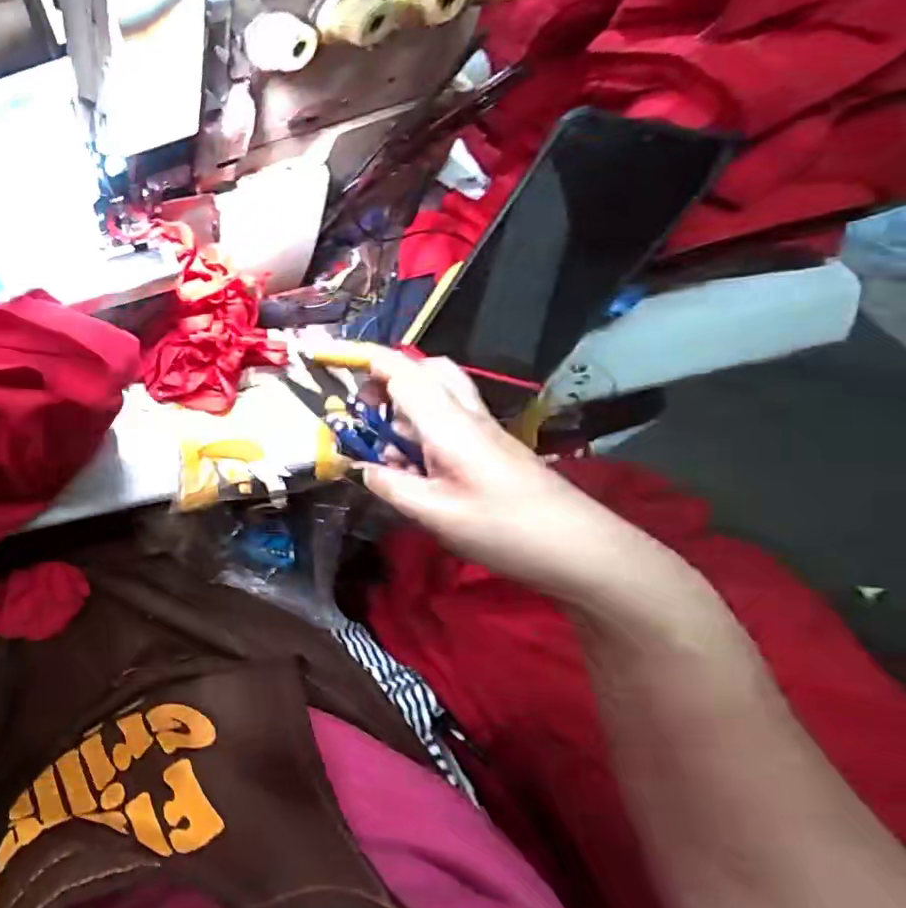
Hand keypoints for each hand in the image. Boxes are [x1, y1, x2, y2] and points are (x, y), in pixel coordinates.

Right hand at [351, 346, 674, 603]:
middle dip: (384, 378)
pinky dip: (415, 435)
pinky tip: (410, 471)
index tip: (321, 353)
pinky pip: (443, 425)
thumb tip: (363, 467)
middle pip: (424, 370)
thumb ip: (389, 484)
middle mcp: (466, 418)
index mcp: (449, 425)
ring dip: (398, 412)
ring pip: (433, 397)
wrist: (587, 553)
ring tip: (381, 454)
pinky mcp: (488, 450)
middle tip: (358, 410)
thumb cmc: (508, 530)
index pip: (400, 371)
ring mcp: (481, 433)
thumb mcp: (433, 513)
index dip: (359, 355)